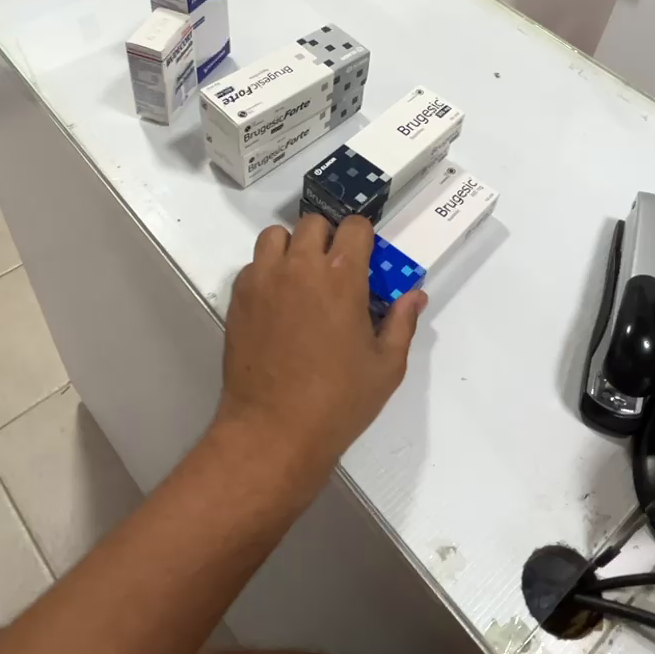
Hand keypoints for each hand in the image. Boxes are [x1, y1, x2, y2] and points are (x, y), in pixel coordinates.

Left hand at [216, 215, 425, 475]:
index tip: (365, 259)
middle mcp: (300, 266)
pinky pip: (253, 266)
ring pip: (275, 236)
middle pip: (313, 223)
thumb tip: (415, 296)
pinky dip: (267, 272)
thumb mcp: (386, 366)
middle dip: (328, 238)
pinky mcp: (239, 298)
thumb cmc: (338, 401)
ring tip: (301, 279)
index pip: (354, 226)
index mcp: (342, 275)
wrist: (273, 430)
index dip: (363, 238)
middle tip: (335, 272)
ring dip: (291, 248)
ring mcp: (264, 279)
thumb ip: (402, 323)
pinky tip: (277, 303)